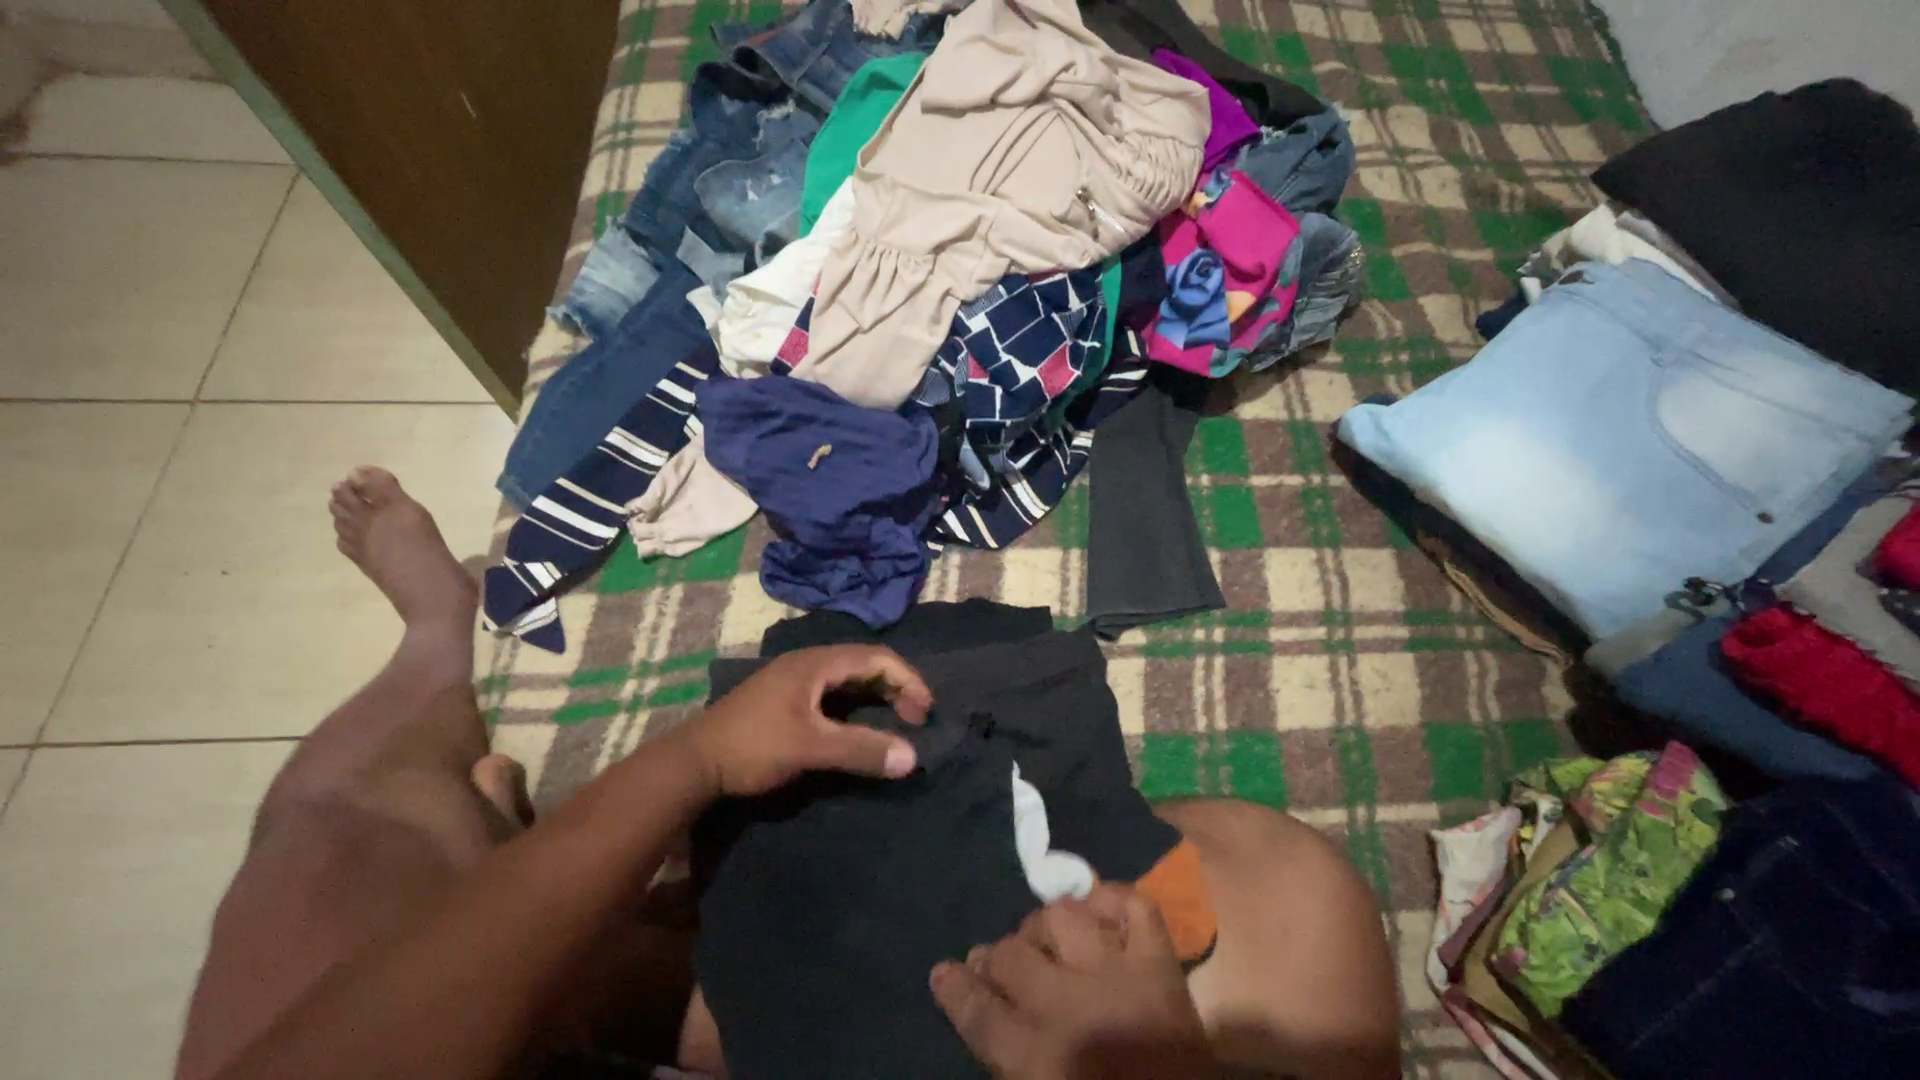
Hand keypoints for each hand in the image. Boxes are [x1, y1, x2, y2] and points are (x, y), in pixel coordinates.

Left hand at [675, 645, 932, 797]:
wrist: (693, 762)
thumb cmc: (753, 746)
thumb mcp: (811, 747)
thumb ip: (861, 750)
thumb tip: (912, 758)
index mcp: (815, 662)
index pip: (877, 657)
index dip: (908, 680)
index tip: (926, 711)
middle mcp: (807, 663)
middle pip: (865, 664)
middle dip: (896, 687)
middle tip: (916, 718)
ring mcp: (794, 681)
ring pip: (848, 680)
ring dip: (876, 697)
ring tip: (896, 723)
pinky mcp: (785, 700)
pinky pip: (834, 694)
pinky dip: (856, 707)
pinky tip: (860, 729)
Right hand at [931, 885, 1216, 1079]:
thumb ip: (1012, 1054)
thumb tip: (987, 1007)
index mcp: (1037, 1058)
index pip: (978, 1009)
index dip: (955, 987)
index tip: (944, 971)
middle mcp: (1069, 1006)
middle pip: (1011, 956)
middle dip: (993, 957)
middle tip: (994, 962)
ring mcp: (1117, 976)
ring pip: (1061, 920)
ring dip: (1044, 927)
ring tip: (1044, 940)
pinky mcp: (1160, 964)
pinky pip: (1134, 907)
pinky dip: (1114, 900)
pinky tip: (1097, 910)